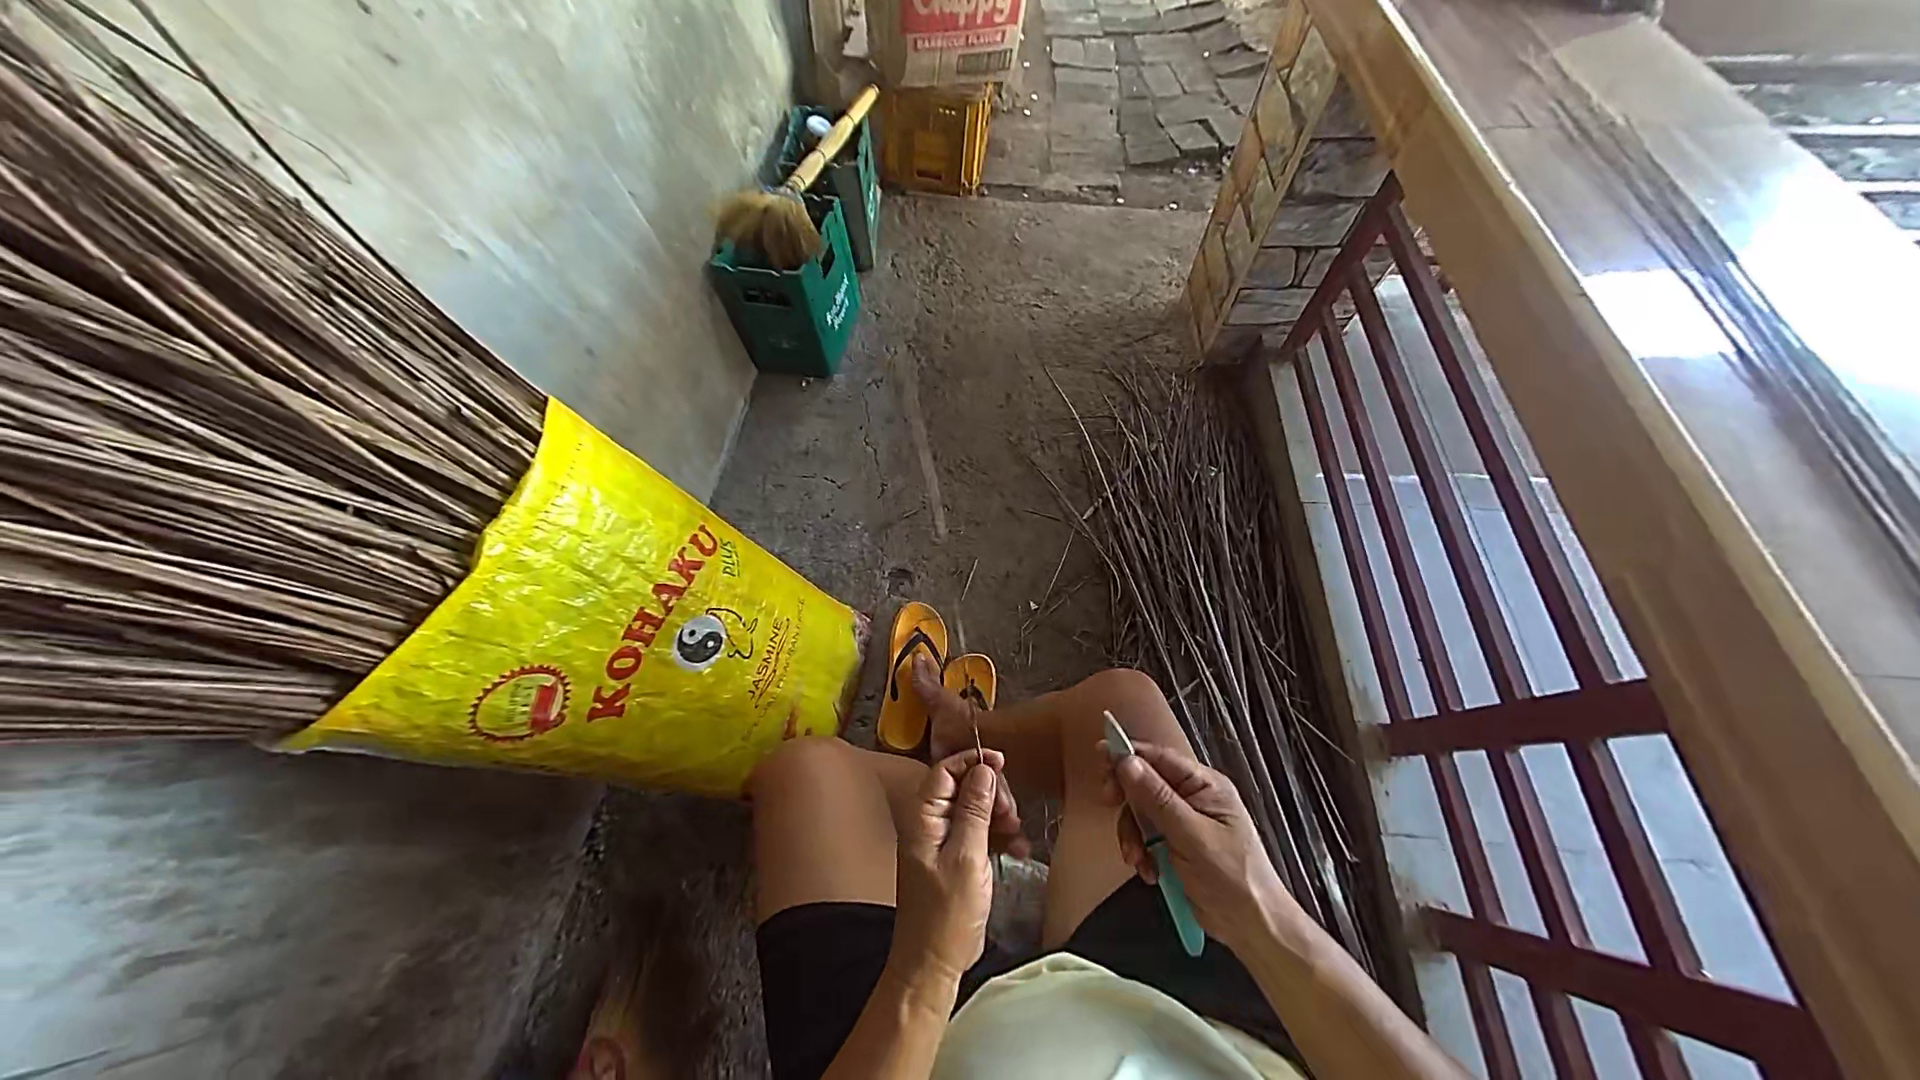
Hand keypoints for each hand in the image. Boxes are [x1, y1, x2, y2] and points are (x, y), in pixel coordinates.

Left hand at [891, 748, 1014, 983]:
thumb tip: (984, 770)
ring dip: (999, 816)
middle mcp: (929, 822)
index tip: (1001, 762)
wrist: (933, 963)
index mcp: (922, 816)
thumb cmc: (946, 914)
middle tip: (1010, 814)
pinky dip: (998, 836)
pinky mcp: (955, 855)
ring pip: (975, 807)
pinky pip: (979, 831)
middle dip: (991, 793)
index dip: (973, 761)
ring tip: (1016, 834)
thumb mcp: (967, 857)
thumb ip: (975, 810)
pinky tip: (1016, 849)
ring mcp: (942, 839)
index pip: (945, 769)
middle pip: (963, 785)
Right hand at [1104, 741, 1297, 952]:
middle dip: (1126, 797)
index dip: (1128, 754)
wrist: (1254, 928)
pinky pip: (1145, 836)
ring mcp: (1183, 821)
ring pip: (1140, 812)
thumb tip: (1126, 761)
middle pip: (1145, 782)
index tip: (1100, 756)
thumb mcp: (1191, 835)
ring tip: (1137, 859)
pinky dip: (1141, 852)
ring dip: (1133, 834)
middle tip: (1109, 803)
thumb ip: (1157, 798)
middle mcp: (1192, 797)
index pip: (1159, 757)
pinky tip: (1149, 871)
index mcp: (1204, 785)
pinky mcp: (1175, 844)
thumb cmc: (1231, 877)